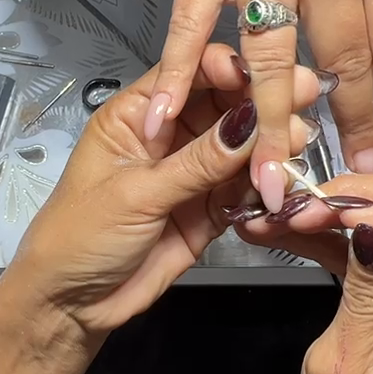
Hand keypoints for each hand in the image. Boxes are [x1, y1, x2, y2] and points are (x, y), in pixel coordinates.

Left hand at [3, 44, 323, 337]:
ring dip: (268, 145)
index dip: (226, 69)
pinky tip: (285, 180)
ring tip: (294, 144)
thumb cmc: (81, 236)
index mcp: (136, 116)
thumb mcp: (136, 194)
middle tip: (300, 99)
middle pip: (222, 105)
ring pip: (240, 147)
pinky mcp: (207, 210)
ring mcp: (190, 173)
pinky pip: (244, 188)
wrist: (71, 304)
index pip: (185, 73)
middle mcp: (167, 136)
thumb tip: (251, 122)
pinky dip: (265, 185)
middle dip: (259, 103)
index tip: (263, 75)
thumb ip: (197, 162)